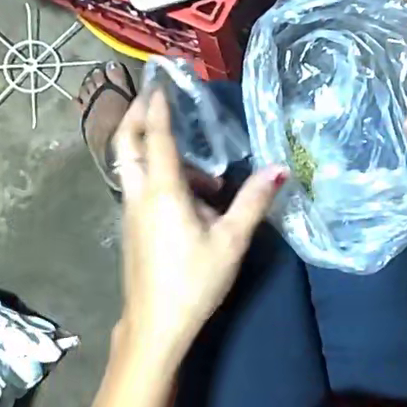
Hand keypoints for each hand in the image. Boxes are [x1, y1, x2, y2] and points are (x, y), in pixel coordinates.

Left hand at [112, 87, 283, 372]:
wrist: (155, 325)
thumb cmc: (194, 279)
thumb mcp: (232, 239)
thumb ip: (254, 200)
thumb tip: (279, 168)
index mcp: (162, 192)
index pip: (158, 138)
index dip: (160, 107)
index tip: (161, 81)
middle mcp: (139, 195)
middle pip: (127, 144)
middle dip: (139, 115)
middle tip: (156, 96)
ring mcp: (131, 212)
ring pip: (135, 167)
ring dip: (159, 153)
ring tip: (209, 176)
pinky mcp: (133, 228)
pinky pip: (141, 187)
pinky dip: (161, 176)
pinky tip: (197, 200)